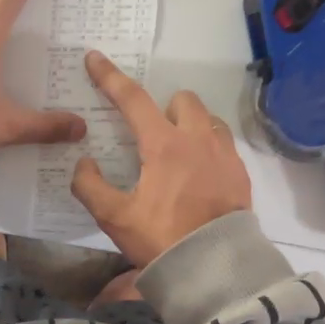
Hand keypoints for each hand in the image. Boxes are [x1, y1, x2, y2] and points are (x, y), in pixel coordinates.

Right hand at [70, 51, 252, 266]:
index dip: (110, 77)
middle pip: (182, 100)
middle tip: (150, 136)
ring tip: (177, 155)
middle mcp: (197, 139)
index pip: (132, 100)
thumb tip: (84, 163)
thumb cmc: (160, 239)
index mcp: (163, 145)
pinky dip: (208, 149)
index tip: (95, 58)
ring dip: (190, 126)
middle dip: (164, 108)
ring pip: (207, 119)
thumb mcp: (114, 218)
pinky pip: (224, 144)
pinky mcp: (240, 172)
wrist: (212, 265)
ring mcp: (224, 153)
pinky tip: (199, 175)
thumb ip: (90, 187)